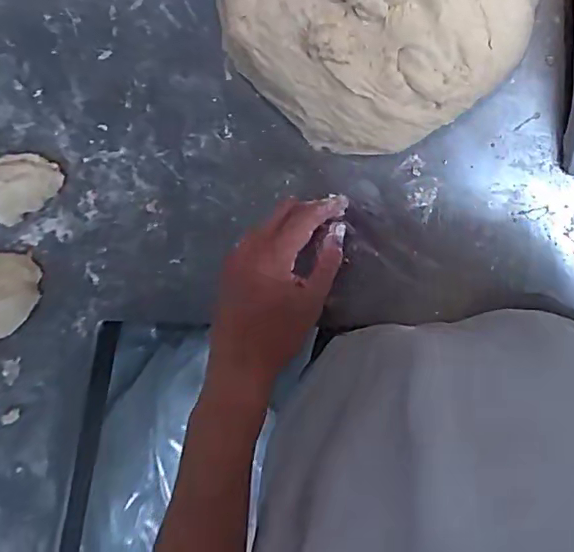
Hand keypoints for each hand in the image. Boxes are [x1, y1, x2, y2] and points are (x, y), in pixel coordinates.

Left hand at [207, 196, 346, 392]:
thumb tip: (337, 229)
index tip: (343, 203)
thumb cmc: (280, 336)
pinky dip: (275, 230)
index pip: (302, 218)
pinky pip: (256, 236)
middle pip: (281, 213)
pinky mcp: (230, 269)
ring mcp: (236, 258)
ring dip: (291, 218)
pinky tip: (288, 241)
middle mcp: (250, 249)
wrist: (238, 369)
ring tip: (314, 224)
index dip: (324, 208)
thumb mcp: (312, 299)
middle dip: (308, 207)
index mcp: (271, 255)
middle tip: (331, 211)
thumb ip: (328, 260)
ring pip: (267, 222)